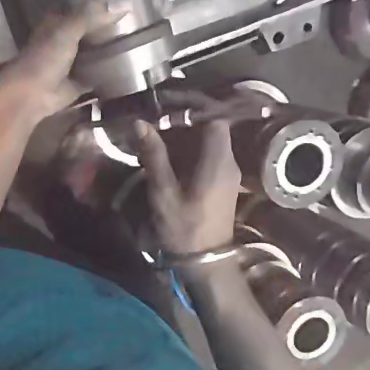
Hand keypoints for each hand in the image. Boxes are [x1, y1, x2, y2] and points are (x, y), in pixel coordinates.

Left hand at [0, 0, 130, 125]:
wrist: (31, 96)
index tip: (134, 5)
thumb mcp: (68, 31)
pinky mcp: (81, 82)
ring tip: (143, 43)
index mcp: (60, 21)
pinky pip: (100, 73)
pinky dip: (112, 71)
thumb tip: (127, 2)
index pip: (88, 7)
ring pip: (99, 50)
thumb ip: (93, 14)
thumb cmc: (45, 59)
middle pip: (96, 29)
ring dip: (115, 49)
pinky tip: (132, 68)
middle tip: (142, 25)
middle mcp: (67, 38)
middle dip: (115, 28)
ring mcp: (74, 61)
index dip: (108, 4)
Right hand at [132, 119, 240, 255]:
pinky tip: (170, 159)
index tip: (169, 106)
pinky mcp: (224, 185)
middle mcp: (229, 164)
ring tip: (159, 138)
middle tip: (158, 122)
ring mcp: (229, 175)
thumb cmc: (185, 230)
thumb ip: (154, 156)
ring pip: (211, 143)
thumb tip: (141, 124)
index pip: (216, 118)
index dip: (195, 107)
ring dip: (187, 138)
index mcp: (218, 162)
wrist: (207, 264)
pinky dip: (192, 152)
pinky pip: (210, 157)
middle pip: (213, 129)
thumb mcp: (164, 193)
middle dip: (186, 122)